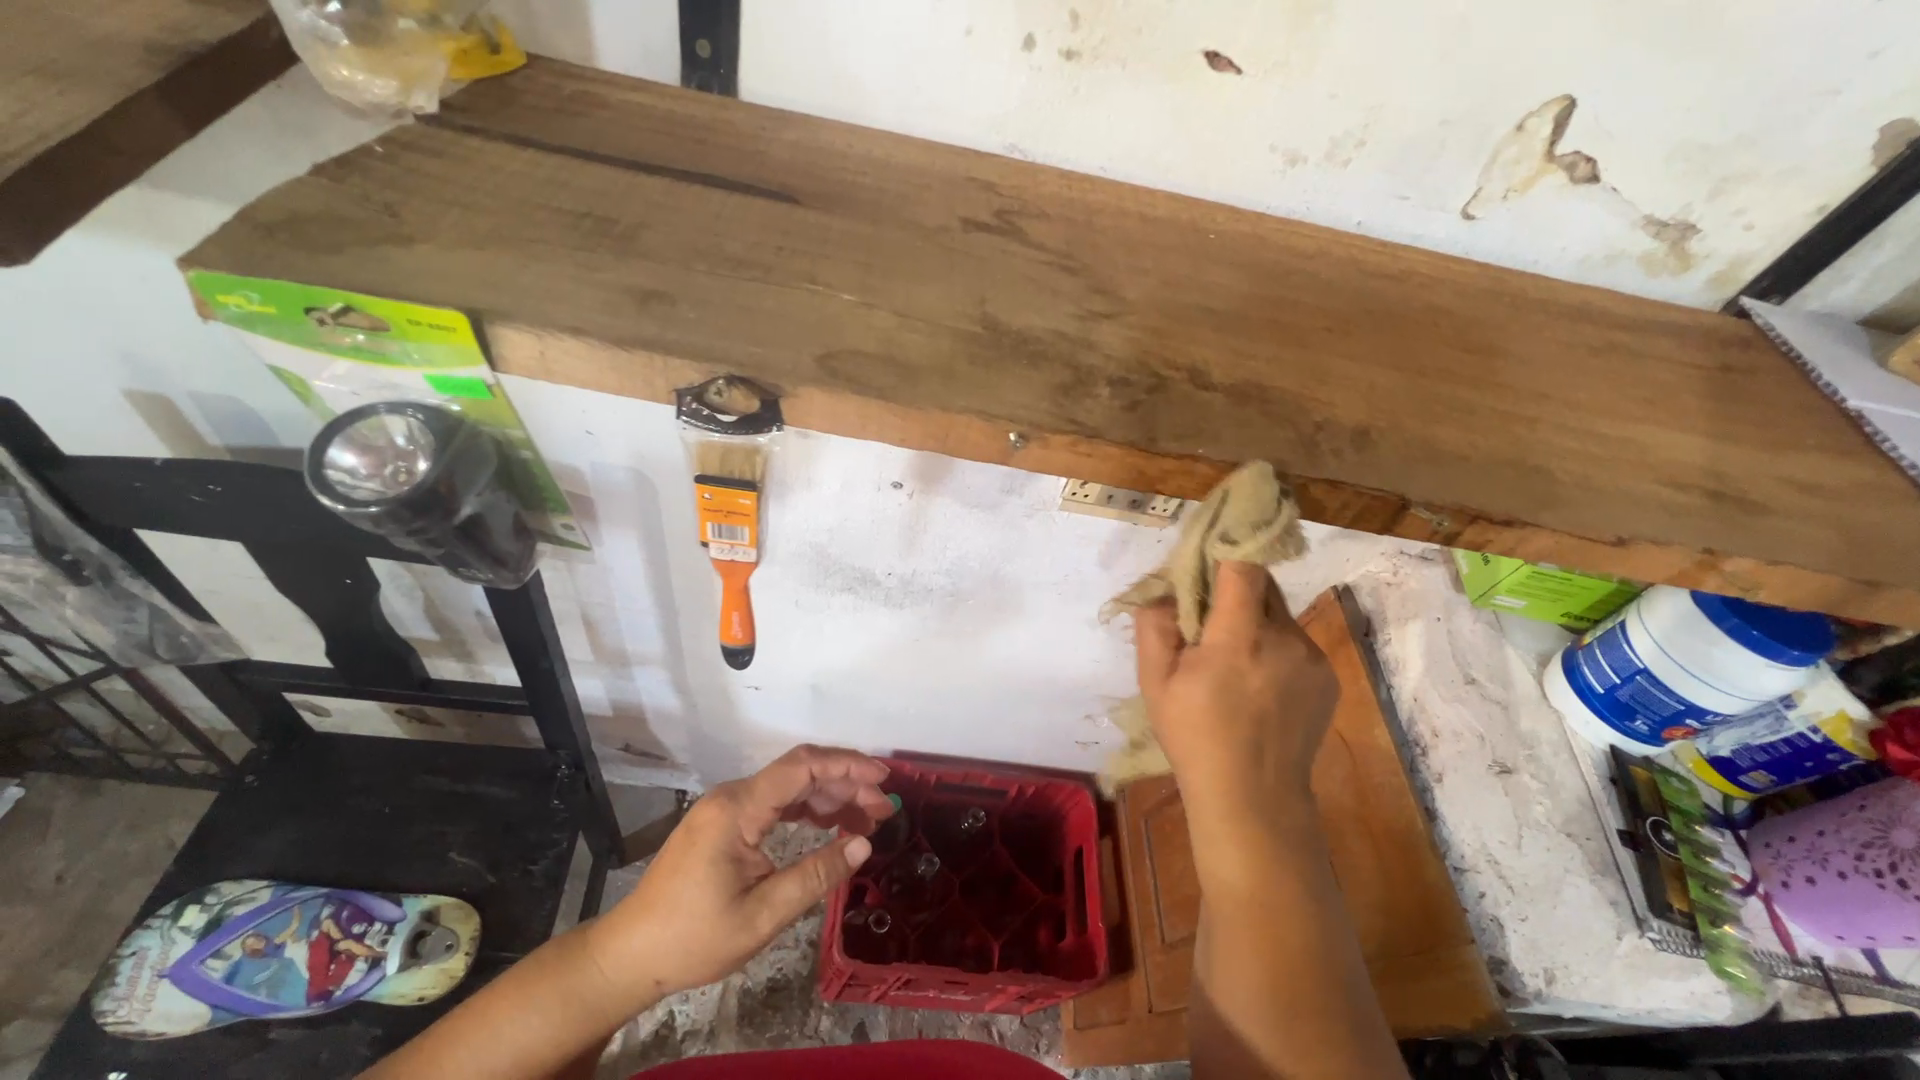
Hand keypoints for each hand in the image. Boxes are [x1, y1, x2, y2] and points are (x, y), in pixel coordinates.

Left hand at [586, 745, 894, 1004]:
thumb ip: (816, 876)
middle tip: (885, 808)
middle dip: (846, 783)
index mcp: (738, 809)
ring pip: (788, 788)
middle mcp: (731, 797)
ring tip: (868, 819)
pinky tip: (831, 825)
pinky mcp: (723, 825)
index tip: (884, 779)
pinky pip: (773, 805)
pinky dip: (806, 811)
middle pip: (799, 773)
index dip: (847, 766)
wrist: (631, 954)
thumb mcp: (762, 914)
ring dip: (829, 798)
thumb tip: (864, 845)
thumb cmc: (694, 937)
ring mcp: (725, 810)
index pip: (802, 768)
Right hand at [1133, 561, 1338, 818]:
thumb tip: (1163, 591)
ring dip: (1256, 623)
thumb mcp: (1155, 682)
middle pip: (1264, 585)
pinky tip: (1260, 687)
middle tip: (1210, 622)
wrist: (1253, 796)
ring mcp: (1313, 658)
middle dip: (1236, 592)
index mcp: (1239, 636)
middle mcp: (1285, 638)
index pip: (1243, 566)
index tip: (1206, 560)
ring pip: (1281, 615)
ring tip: (1235, 665)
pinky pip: (1297, 644)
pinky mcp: (1328, 678)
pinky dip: (1276, 650)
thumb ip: (1154, 625)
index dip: (1225, 554)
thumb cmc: (1195, 738)